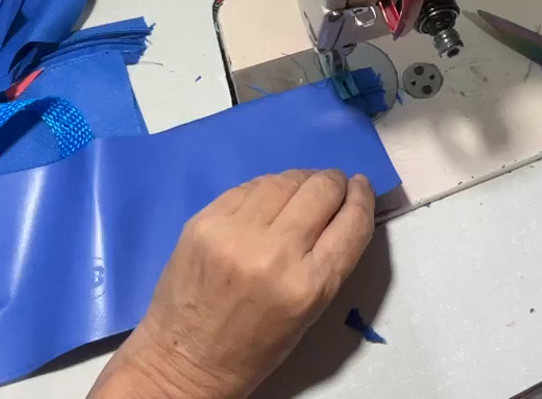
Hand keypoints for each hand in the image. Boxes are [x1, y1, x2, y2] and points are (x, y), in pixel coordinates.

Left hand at [89, 170, 376, 398]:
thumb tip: (345, 202)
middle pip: (322, 189)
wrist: (179, 363)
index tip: (361, 187)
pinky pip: (253, 184)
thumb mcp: (308, 312)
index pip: (353, 222)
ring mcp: (235, 232)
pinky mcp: (206, 219)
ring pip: (287, 178)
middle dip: (334, 184)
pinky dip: (268, 188)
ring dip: (301, 181)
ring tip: (299, 194)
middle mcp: (274, 253)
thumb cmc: (253, 347)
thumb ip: (331, 257)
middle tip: (332, 189)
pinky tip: (267, 201)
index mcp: (307, 286)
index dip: (363, 197)